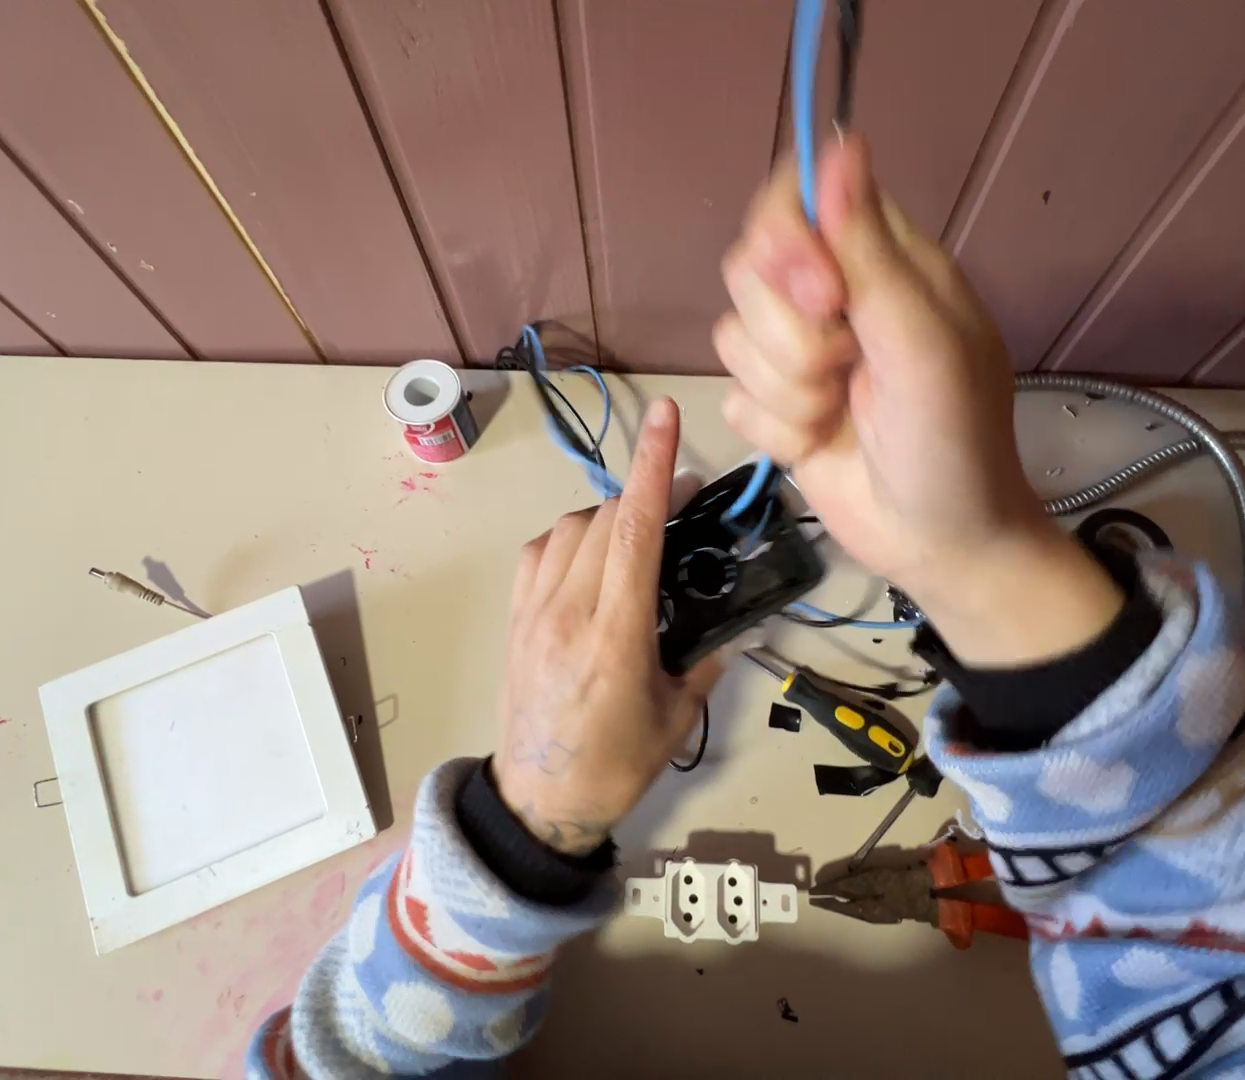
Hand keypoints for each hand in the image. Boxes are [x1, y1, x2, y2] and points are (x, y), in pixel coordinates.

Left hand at [493, 398, 722, 853]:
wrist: (537, 799)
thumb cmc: (614, 765)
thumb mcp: (675, 718)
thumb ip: (705, 661)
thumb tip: (731, 627)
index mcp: (616, 636)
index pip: (636, 530)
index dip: (654, 467)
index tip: (667, 420)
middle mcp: (568, 611)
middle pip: (607, 518)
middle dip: (647, 495)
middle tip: (681, 504)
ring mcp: (532, 610)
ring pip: (571, 526)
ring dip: (609, 516)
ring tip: (635, 538)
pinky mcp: (513, 616)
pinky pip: (539, 550)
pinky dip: (569, 537)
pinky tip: (588, 559)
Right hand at [715, 138, 1121, 664]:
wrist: (935, 540)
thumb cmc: (952, 441)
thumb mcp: (925, 345)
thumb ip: (873, 254)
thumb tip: (839, 146)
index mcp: (880, 262)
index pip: (795, 199)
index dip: (787, 239)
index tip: (820, 293)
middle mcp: (829, 299)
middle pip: (747, 270)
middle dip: (789, 335)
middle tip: (843, 367)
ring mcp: (795, 357)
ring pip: (731, 338)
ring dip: (785, 391)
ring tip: (836, 416)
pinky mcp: (772, 408)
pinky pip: (732, 398)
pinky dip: (773, 429)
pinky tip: (815, 445)